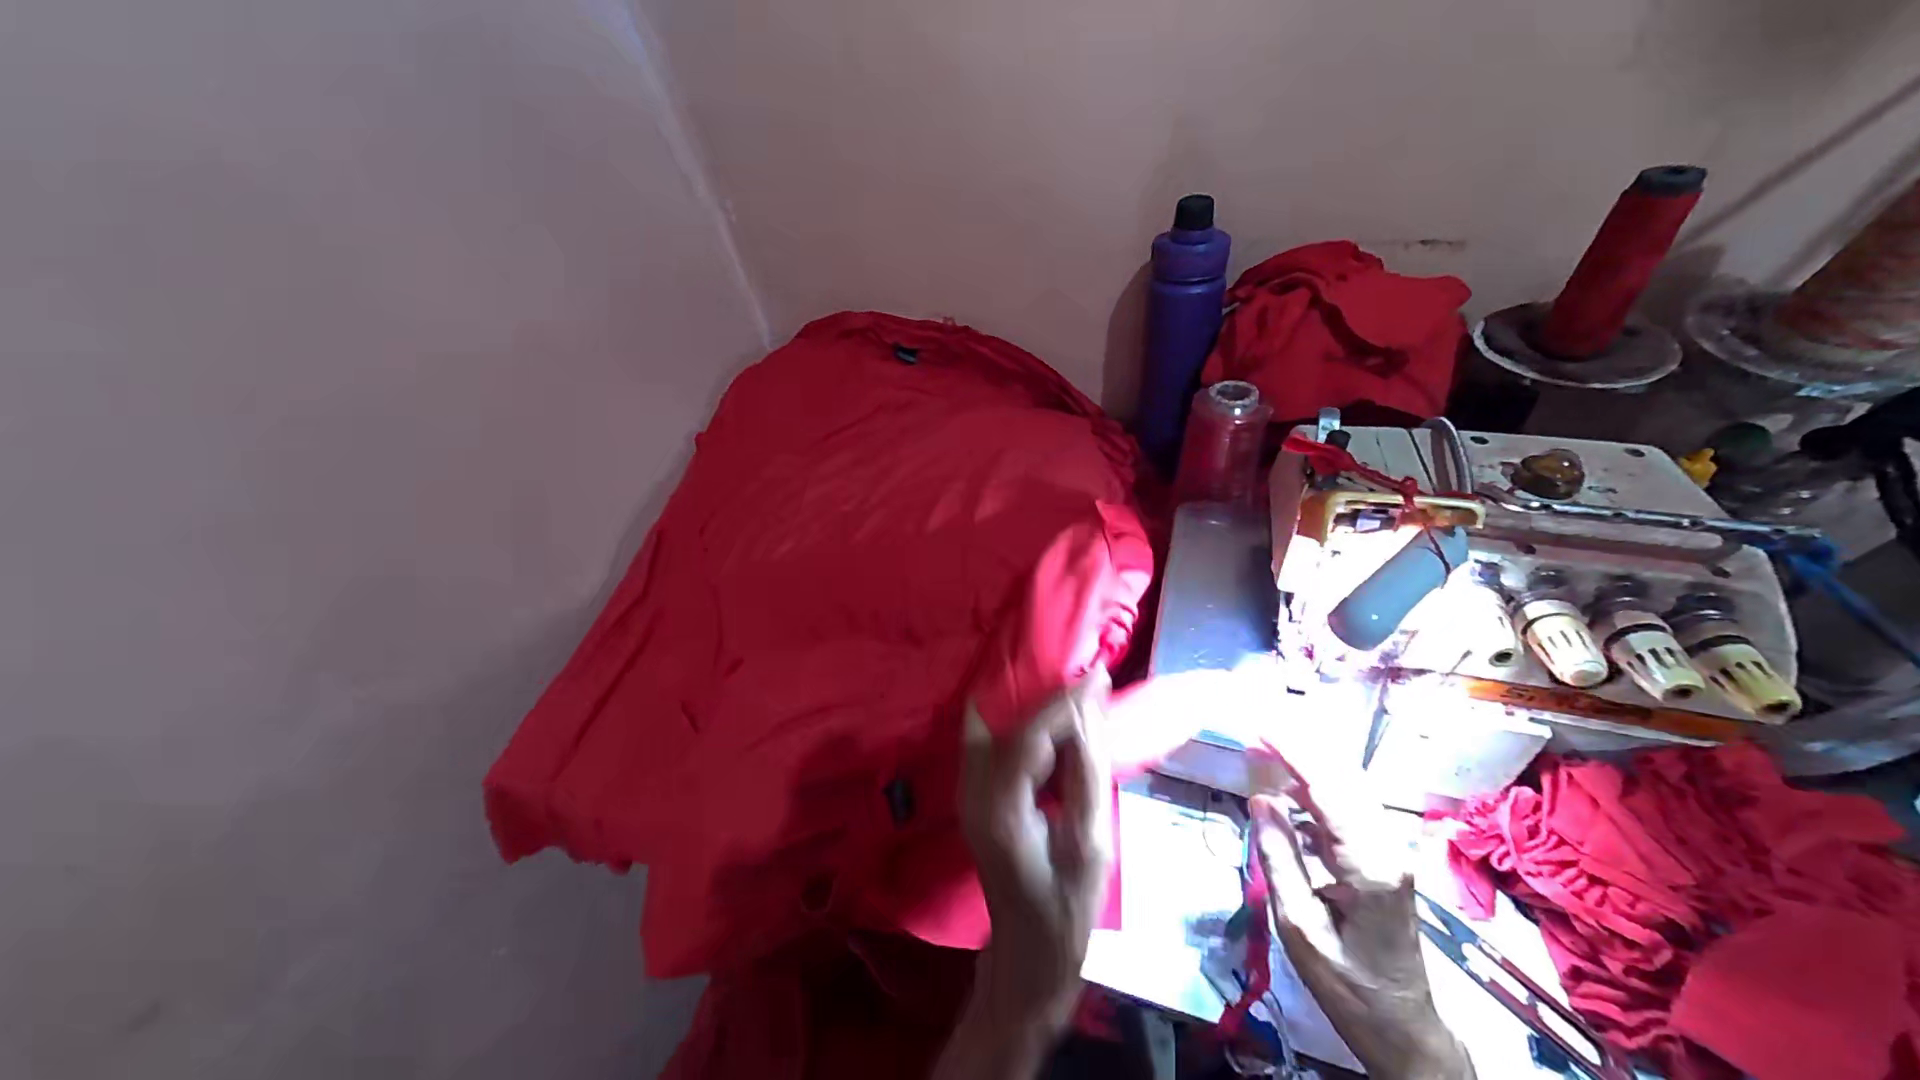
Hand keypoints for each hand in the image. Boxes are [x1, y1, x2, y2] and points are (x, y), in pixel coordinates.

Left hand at [935, 668, 1113, 1079]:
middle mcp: (972, 794)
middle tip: (1090, 682)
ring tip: (1077, 697)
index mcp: (1002, 810)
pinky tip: (1054, 726)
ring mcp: (966, 795)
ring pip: (994, 729)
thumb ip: (1088, 775)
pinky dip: (1022, 727)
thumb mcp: (1093, 844)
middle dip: (1048, 700)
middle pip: (1006, 725)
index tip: (1097, 673)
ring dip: (1034, 710)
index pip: (1030, 736)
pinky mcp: (972, 797)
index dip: (1064, 702)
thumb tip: (1089, 715)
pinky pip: (992, 744)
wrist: (1027, 953)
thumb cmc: (1068, 910)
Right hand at [1250, 757, 1474, 1079]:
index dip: (1294, 751)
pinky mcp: (1381, 856)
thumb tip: (1261, 799)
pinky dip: (1313, 787)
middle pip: (1342, 778)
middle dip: (1298, 746)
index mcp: (1369, 864)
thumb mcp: (1298, 926)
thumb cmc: (1347, 985)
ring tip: (1263, 747)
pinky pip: (1345, 807)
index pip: (1329, 789)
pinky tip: (1286, 788)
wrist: (1402, 1027)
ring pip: (1346, 787)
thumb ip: (1279, 858)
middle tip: (1254, 727)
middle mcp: (1386, 846)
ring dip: (1305, 763)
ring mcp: (1388, 849)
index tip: (1259, 726)